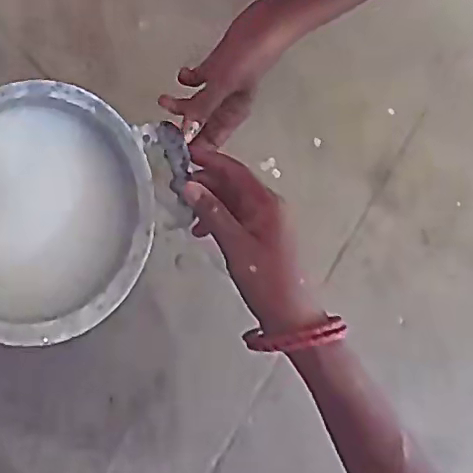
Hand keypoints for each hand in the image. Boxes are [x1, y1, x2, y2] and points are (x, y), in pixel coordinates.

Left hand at [160, 2, 297, 147]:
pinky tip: (182, 74)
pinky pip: (199, 80)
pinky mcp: (217, 66)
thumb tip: (186, 132)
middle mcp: (227, 103)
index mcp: (233, 113)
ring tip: (163, 98)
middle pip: (201, 123)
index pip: (211, 140)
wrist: (263, 25)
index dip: (193, 147)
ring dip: (181, 103)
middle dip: (181, 125)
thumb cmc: (247, 57)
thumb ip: (204, 107)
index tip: (170, 148)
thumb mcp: (223, 84)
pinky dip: (188, 80)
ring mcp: (222, 84)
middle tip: (160, 123)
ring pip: (198, 102)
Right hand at [182, 143, 325, 334]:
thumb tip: (188, 184)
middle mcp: (269, 205)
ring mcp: (268, 220)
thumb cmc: (267, 281)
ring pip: (233, 200)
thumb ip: (212, 212)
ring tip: (189, 214)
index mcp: (267, 202)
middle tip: (179, 189)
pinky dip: (219, 217)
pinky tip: (203, 230)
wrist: (294, 318)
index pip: (234, 170)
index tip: (185, 154)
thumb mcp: (235, 245)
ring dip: (210, 202)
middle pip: (233, 183)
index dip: (209, 160)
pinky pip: (237, 215)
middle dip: (206, 183)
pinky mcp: (264, 234)